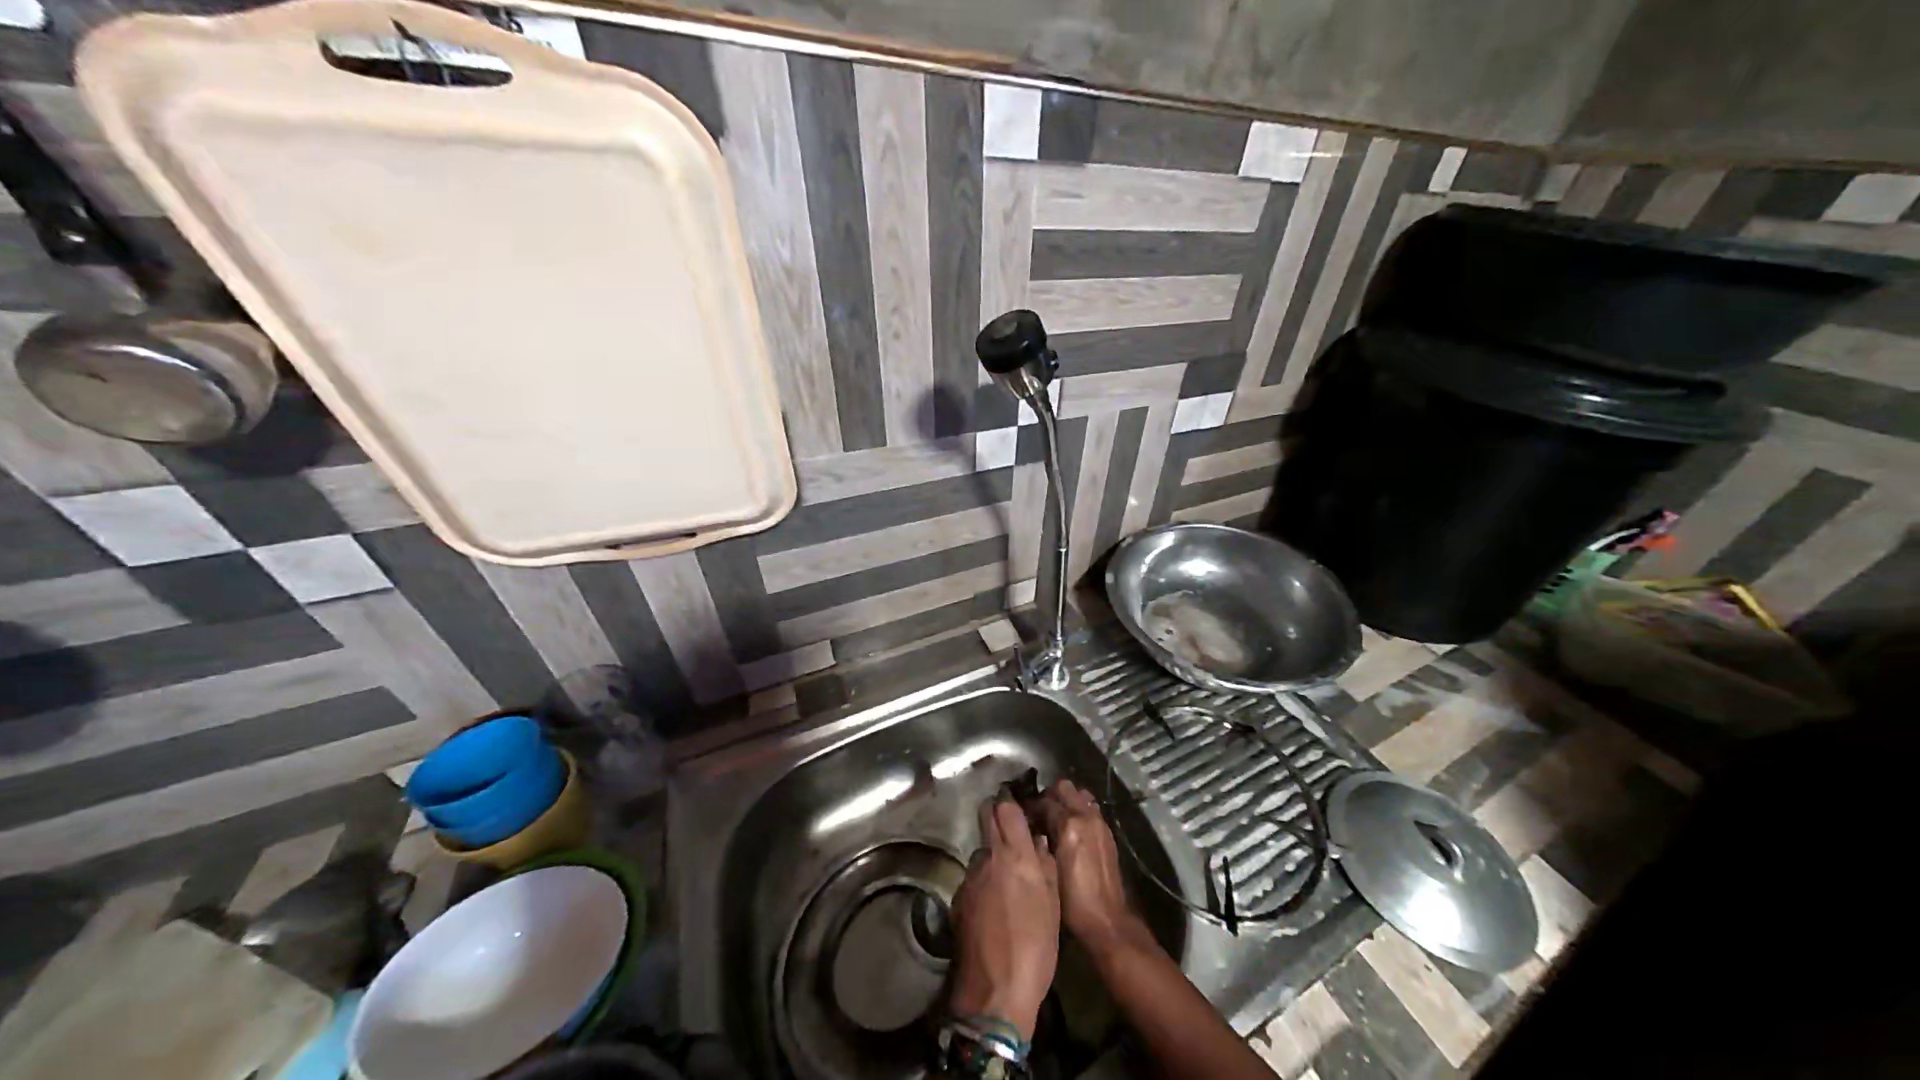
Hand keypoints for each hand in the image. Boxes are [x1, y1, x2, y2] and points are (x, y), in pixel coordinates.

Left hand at [947, 797, 1059, 1039]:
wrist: (996, 990)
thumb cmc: (1036, 947)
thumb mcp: (1053, 905)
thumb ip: (1046, 867)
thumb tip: (1039, 843)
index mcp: (1015, 856)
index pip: (1005, 807)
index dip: (1010, 801)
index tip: (1019, 804)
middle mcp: (988, 859)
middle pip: (986, 818)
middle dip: (997, 816)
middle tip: (1013, 832)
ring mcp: (969, 879)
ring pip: (982, 854)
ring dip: (994, 859)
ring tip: (1010, 884)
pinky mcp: (958, 899)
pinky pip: (974, 880)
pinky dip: (984, 884)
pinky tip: (996, 908)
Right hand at [1039, 779, 1144, 956]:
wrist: (1107, 919)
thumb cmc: (1072, 899)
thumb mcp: (1049, 868)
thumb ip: (1041, 839)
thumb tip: (1031, 825)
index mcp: (1069, 824)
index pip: (1045, 801)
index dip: (1030, 806)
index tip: (1021, 814)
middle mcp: (1086, 817)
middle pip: (1065, 788)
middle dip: (1050, 796)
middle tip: (1038, 813)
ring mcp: (1100, 824)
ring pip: (1080, 796)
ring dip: (1067, 802)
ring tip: (1055, 820)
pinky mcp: (1108, 834)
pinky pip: (1091, 810)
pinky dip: (1080, 812)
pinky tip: (1071, 832)